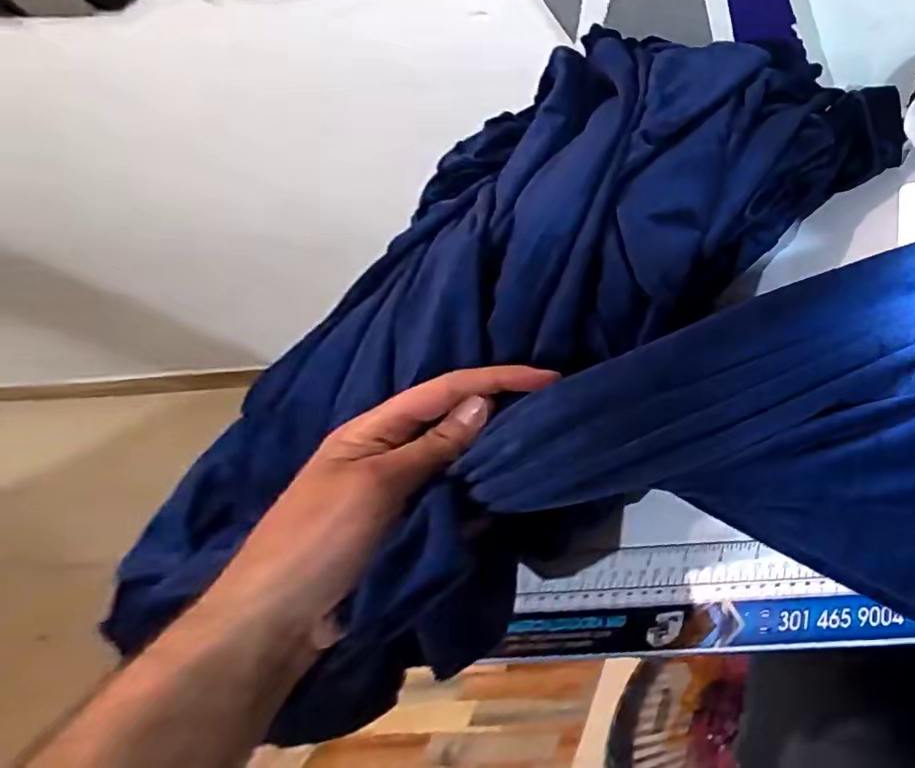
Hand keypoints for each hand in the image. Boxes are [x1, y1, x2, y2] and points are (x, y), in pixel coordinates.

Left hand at [200, 365, 559, 645]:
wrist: (272, 627)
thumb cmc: (316, 543)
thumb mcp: (376, 485)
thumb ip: (433, 444)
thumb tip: (484, 402)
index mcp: (373, 430)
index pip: (446, 389)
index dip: (499, 377)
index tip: (549, 377)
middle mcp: (392, 450)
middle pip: (458, 415)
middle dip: (504, 404)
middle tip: (552, 403)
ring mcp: (405, 485)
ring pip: (464, 452)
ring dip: (498, 445)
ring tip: (541, 439)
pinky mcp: (416, 518)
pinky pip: (462, 490)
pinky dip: (487, 484)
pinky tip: (512, 483)